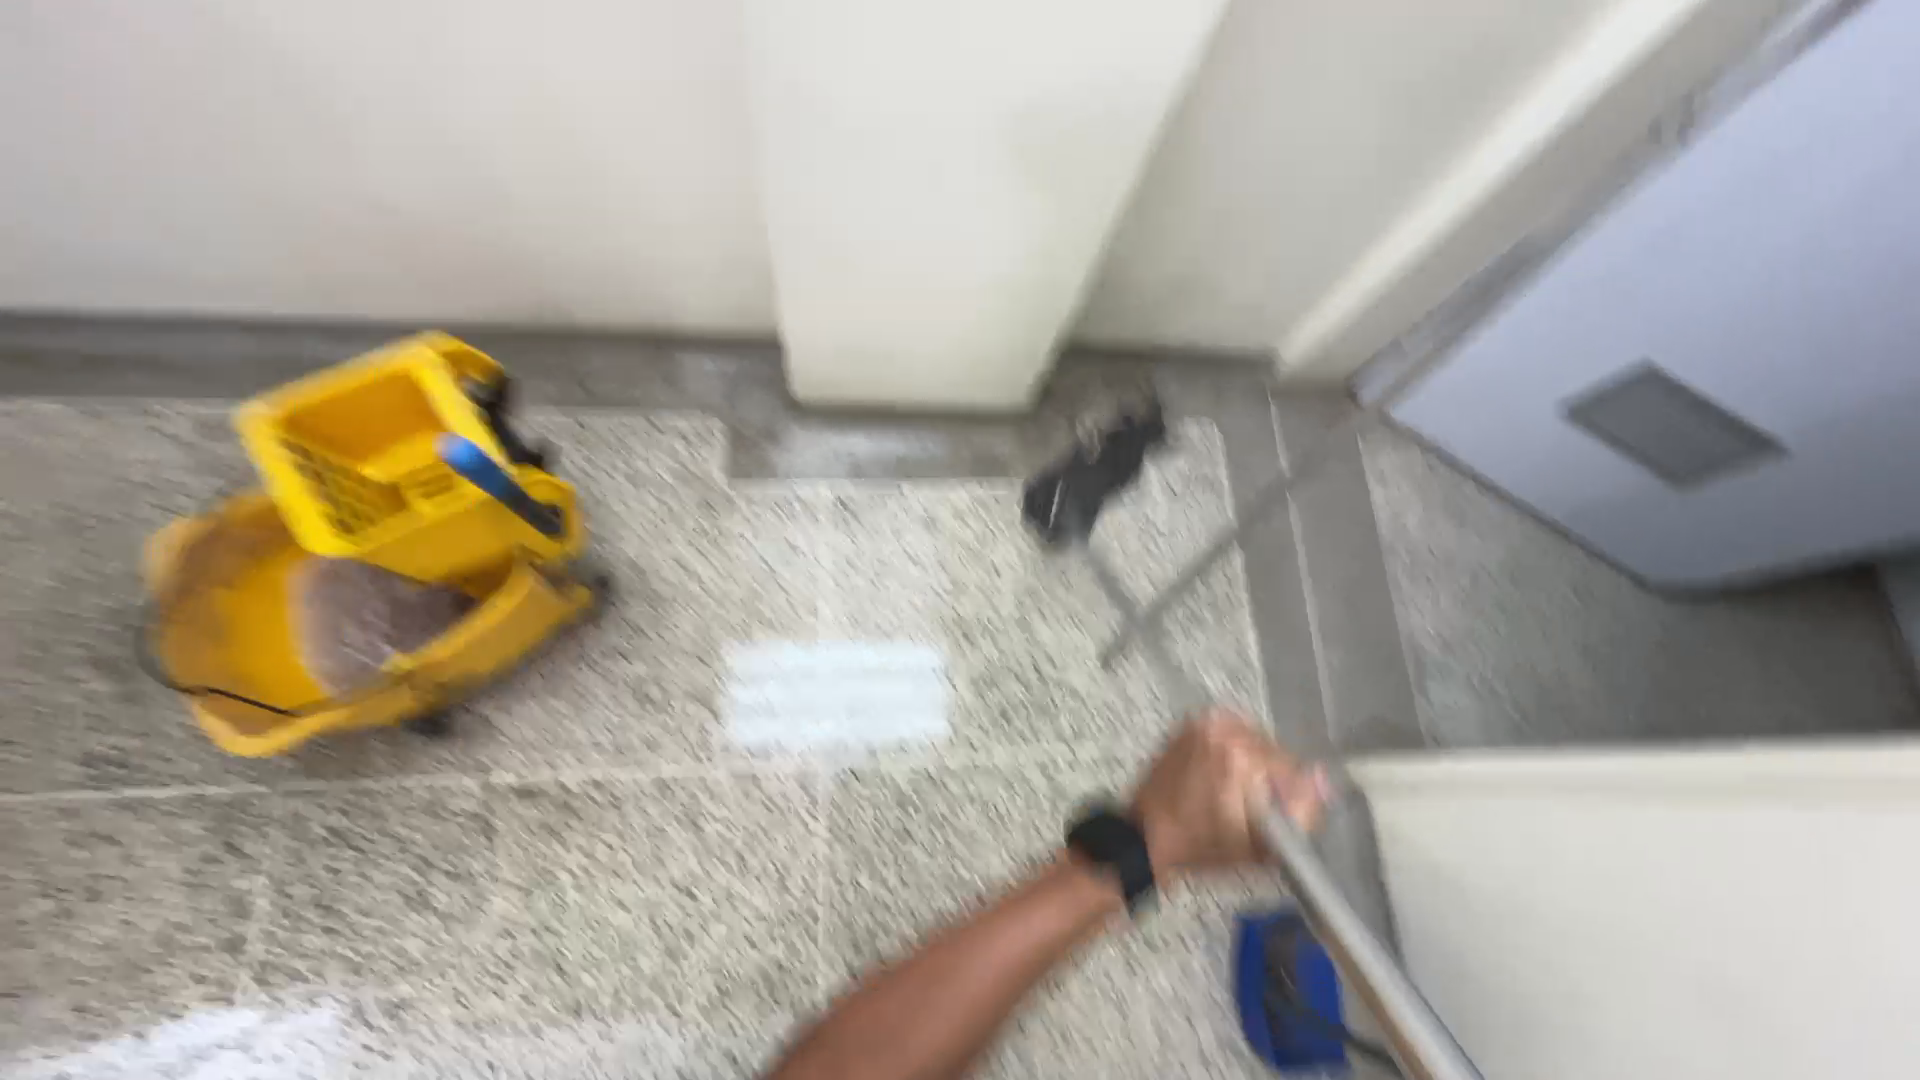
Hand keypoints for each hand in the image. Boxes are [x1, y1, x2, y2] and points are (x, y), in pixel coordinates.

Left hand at [1128, 707, 1329, 879]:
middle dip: (1273, 778)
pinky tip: (1223, 778)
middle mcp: (1222, 729)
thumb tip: (1325, 781)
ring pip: (1254, 740)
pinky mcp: (1190, 724)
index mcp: (1240, 755)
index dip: (1292, 797)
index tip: (1278, 816)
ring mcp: (1203, 722)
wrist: (1145, 835)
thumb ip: (1300, 814)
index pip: (1293, 769)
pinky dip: (1233, 751)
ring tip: (1237, 793)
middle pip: (1274, 751)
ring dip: (1255, 764)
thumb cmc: (1199, 846)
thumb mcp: (1259, 845)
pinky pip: (1230, 733)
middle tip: (1256, 807)